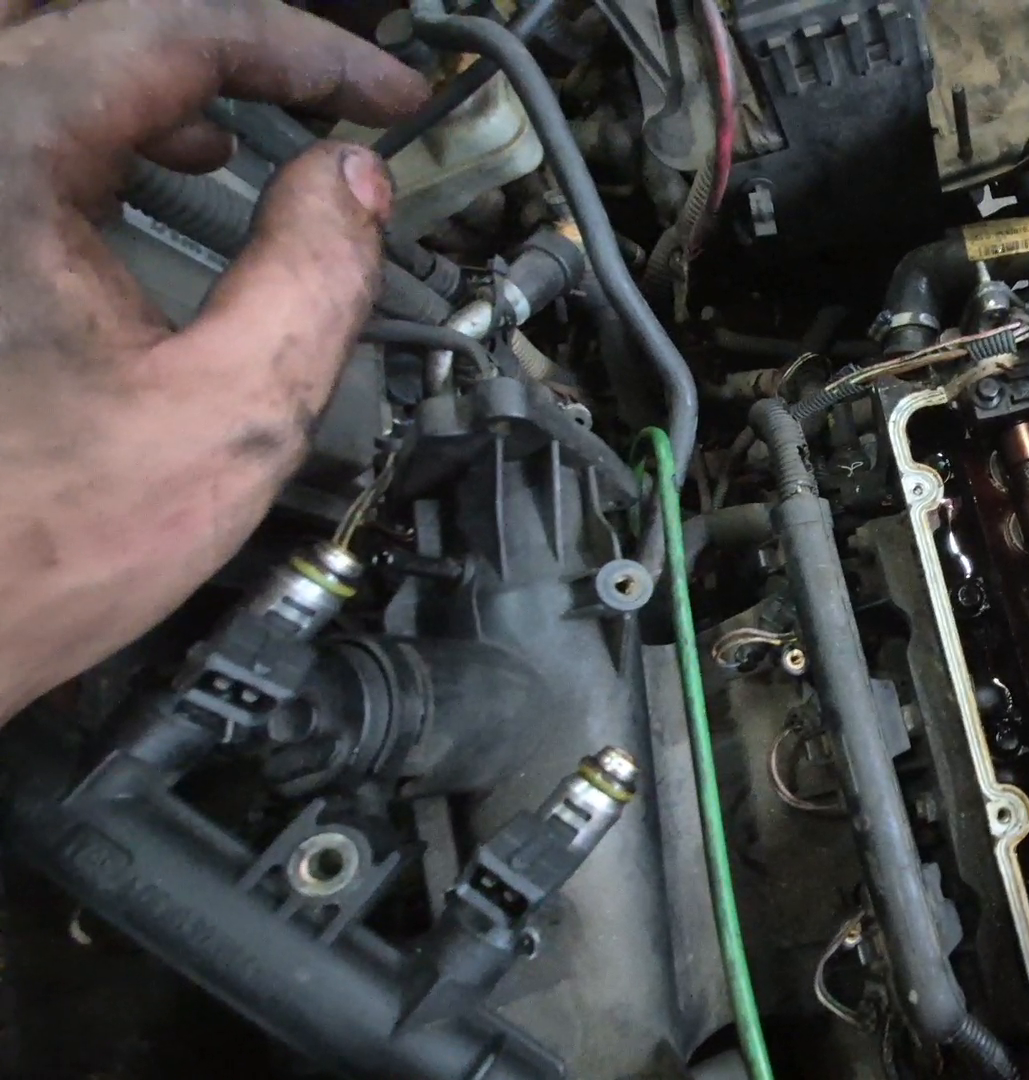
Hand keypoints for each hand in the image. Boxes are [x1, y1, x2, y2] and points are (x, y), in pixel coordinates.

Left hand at [0, 0, 427, 719]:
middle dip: (226, 40)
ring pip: (31, 45)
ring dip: (159, 65)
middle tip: (329, 85)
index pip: (161, 36)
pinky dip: (97, 105)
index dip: (303, 53)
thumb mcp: (237, 408)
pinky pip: (2, 103)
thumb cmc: (39, 538)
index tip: (391, 92)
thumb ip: (314, 277)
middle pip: (78, 14)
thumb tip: (354, 183)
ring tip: (259, 124)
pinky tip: (164, 156)